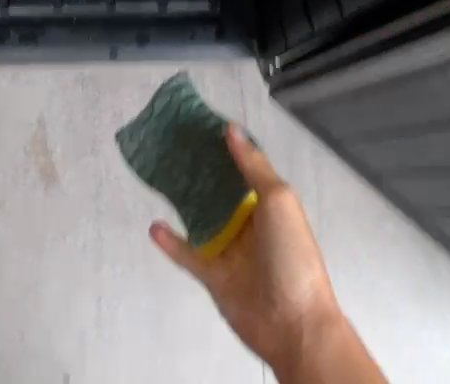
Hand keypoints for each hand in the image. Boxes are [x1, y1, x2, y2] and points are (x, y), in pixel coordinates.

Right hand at [150, 125, 347, 375]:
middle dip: (198, 171)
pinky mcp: (213, 276)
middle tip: (169, 146)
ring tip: (158, 176)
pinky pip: (188, 255)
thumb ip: (254, 166)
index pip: (242, 168)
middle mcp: (248, 223)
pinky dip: (171, 242)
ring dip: (181, 202)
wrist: (295, 323)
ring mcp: (230, 250)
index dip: (223, 148)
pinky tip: (154, 227)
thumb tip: (231, 129)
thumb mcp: (279, 200)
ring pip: (201, 219)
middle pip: (218, 191)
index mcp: (268, 203)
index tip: (197, 126)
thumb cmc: (292, 254)